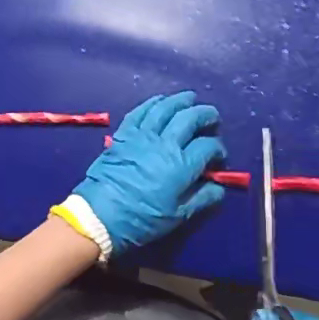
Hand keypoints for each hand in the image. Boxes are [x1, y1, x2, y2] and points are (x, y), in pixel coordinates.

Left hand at [71, 91, 225, 254]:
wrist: (100, 216)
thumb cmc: (141, 220)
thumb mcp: (178, 217)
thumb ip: (202, 199)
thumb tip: (218, 186)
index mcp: (182, 165)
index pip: (208, 146)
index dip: (218, 150)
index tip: (218, 158)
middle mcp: (165, 143)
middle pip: (191, 118)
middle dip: (206, 115)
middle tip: (212, 118)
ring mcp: (143, 136)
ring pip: (166, 108)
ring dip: (181, 101)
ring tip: (190, 99)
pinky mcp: (124, 135)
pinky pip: (140, 112)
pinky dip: (153, 103)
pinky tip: (159, 102)